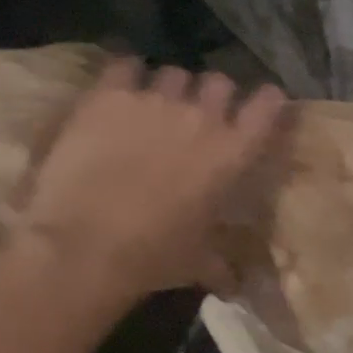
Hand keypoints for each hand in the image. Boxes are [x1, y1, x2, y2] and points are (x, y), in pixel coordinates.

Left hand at [6, 60, 285, 298]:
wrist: (85, 247)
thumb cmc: (153, 258)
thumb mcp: (197, 263)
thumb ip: (221, 265)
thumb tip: (234, 287)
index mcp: (232, 154)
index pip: (268, 105)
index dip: (265, 101)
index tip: (258, 106)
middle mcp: (201, 117)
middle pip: (218, 81)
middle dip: (210, 95)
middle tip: (193, 115)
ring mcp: (155, 101)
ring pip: (172, 73)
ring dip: (167, 89)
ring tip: (149, 108)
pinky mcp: (110, 95)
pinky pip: (125, 65)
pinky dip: (124, 76)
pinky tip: (116, 91)